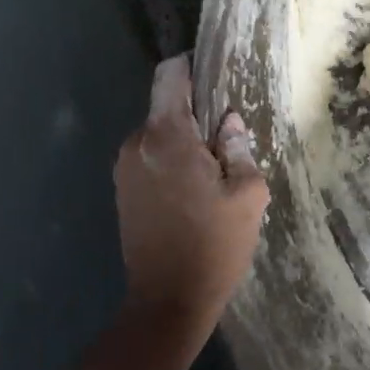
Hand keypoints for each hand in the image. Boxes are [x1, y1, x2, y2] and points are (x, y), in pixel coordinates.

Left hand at [114, 56, 268, 326]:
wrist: (166, 304)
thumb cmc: (213, 245)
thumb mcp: (247, 194)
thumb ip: (238, 148)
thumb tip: (229, 122)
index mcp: (166, 135)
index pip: (170, 74)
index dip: (192, 65)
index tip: (217, 74)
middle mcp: (137, 143)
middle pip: (166, 105)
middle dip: (196, 112)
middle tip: (228, 136)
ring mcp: (124, 168)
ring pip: (159, 133)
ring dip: (183, 140)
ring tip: (214, 168)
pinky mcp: (122, 190)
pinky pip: (150, 156)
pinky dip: (170, 159)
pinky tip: (193, 188)